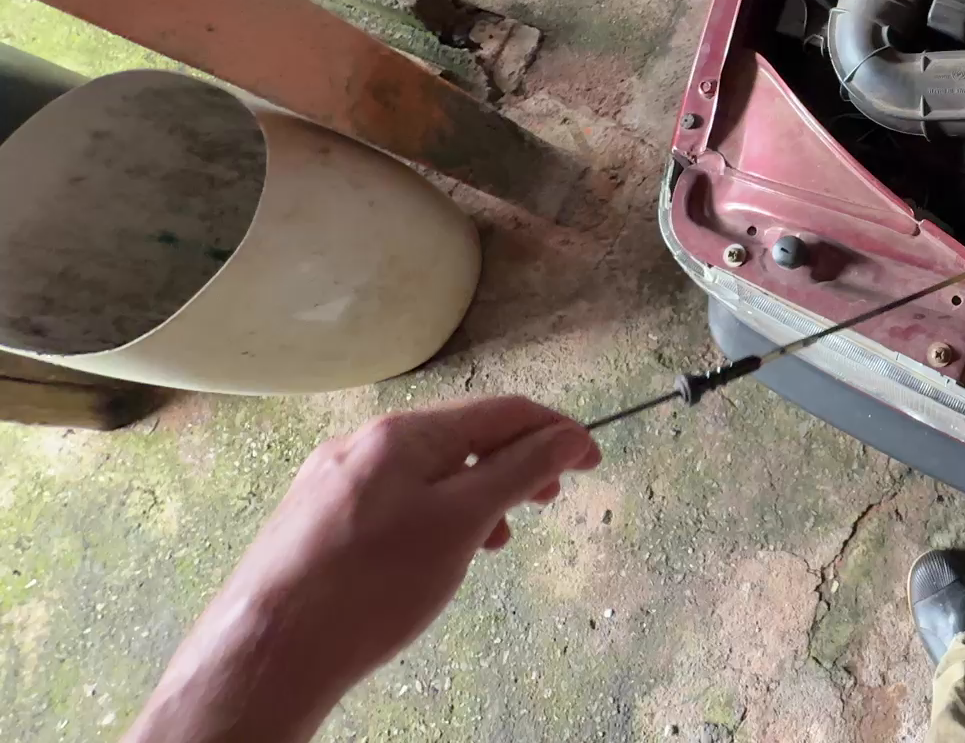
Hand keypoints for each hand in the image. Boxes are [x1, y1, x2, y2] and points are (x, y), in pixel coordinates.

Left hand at [126, 397, 600, 742]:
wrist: (258, 667)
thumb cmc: (373, 585)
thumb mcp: (465, 521)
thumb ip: (524, 469)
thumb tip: (571, 437)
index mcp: (403, 433)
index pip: (504, 411)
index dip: (558, 431)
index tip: (592, 460)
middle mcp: (366, 442)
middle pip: (469, 436)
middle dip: (520, 462)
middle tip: (549, 498)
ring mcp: (336, 479)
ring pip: (436, 469)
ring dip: (483, 490)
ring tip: (500, 533)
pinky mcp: (319, 518)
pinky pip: (402, 496)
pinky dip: (442, 511)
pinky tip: (447, 547)